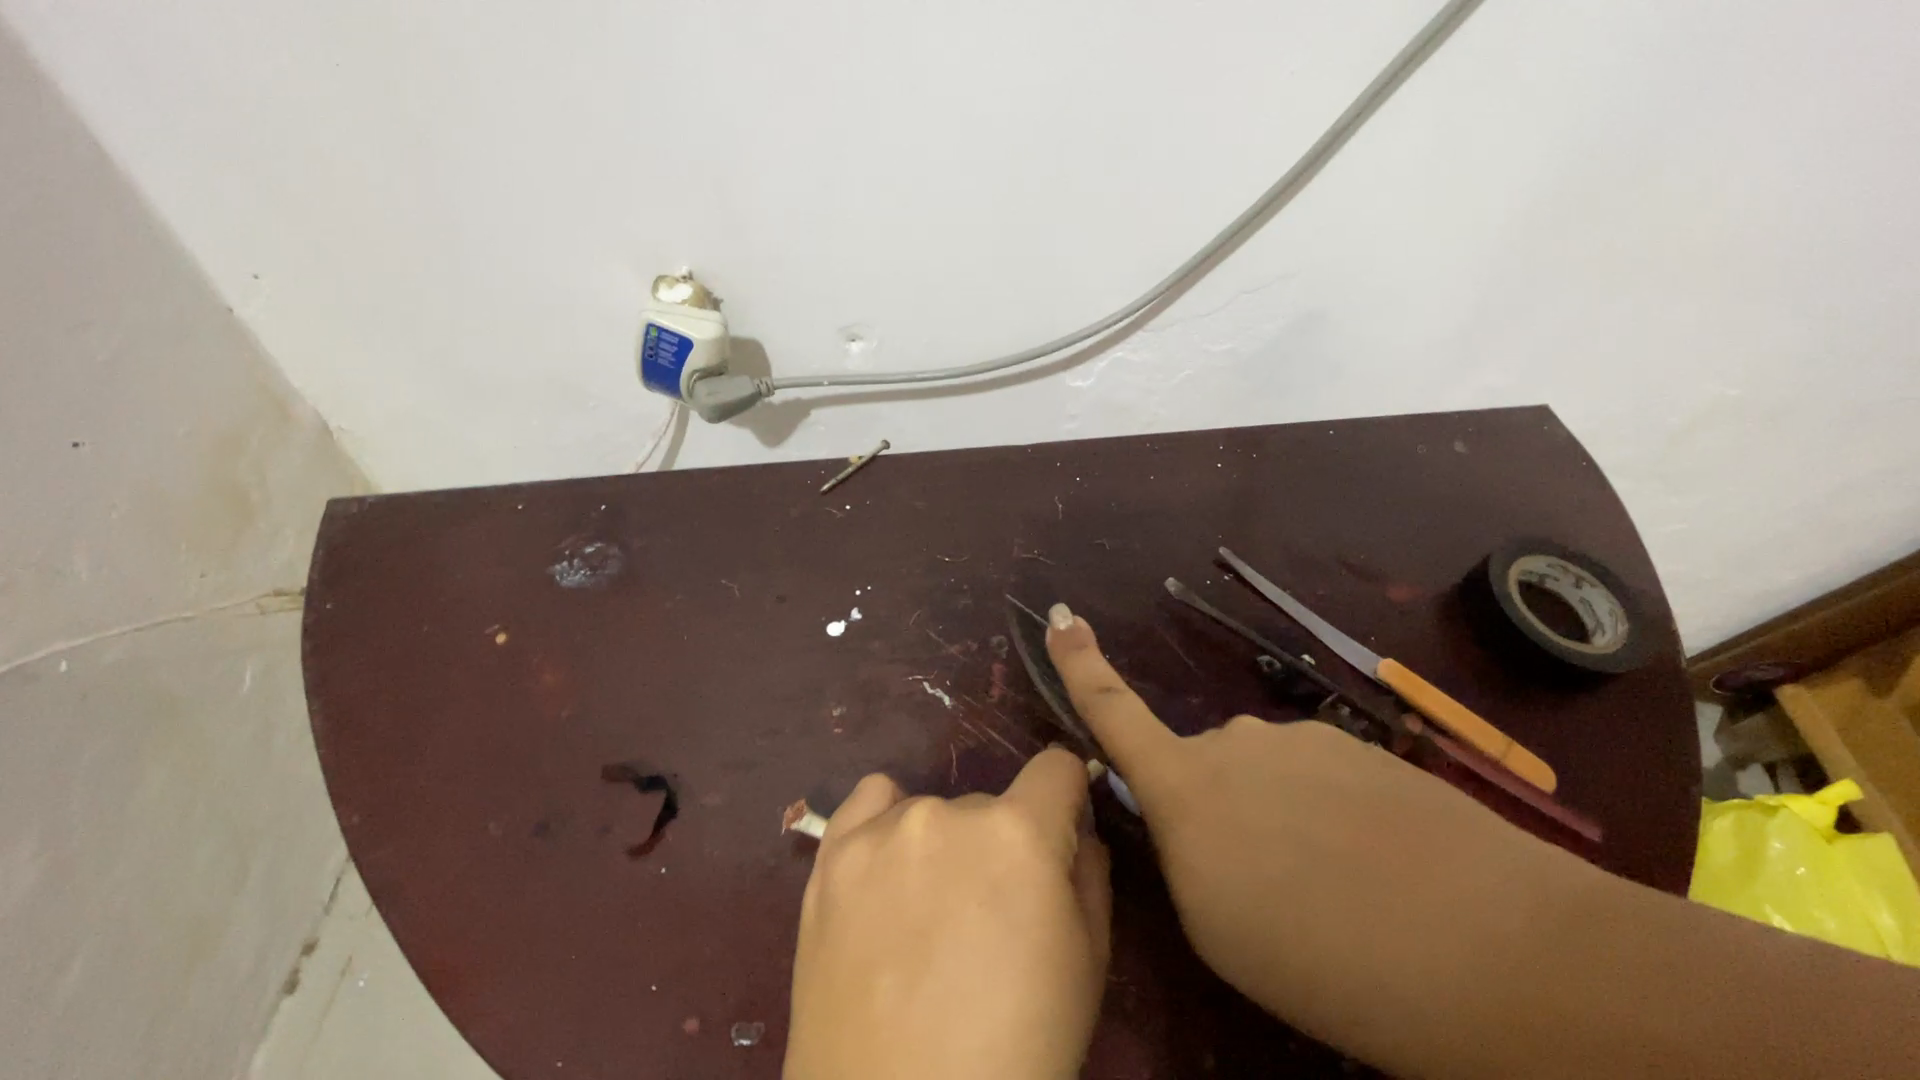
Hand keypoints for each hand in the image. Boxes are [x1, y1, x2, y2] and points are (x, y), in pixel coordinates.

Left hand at [784, 748, 1110, 1079]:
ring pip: (934, 813)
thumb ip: (1089, 876)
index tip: (1060, 839)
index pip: (1056, 769)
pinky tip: (888, 871)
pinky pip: (871, 802)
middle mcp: (948, 813)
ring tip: (925, 917)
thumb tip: (1074, 832)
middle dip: (1001, 848)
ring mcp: (882, 832)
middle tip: (986, 920)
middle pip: (991, 806)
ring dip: (944, 847)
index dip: (1066, 802)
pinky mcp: (832, 857)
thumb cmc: (1016, 1046)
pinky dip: (887, 822)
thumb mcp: (1087, 966)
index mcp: (1019, 835)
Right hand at [1044, 604, 1601, 1074]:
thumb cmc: (1321, 958)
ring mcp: (1308, 742)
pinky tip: (1380, 875)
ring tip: (1335, 896)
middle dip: (1218, 814)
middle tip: (1266, 893)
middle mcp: (1238, 745)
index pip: (1115, 715)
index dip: (1080, 665)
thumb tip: (1194, 813)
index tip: (1061, 616)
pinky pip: (1323, 781)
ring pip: (1269, 778)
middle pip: (1206, 769)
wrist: (1488, 948)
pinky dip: (1332, 820)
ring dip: (1282, 823)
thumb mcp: (1214, 925)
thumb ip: (1184, 852)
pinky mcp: (1370, 751)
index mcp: (1187, 788)